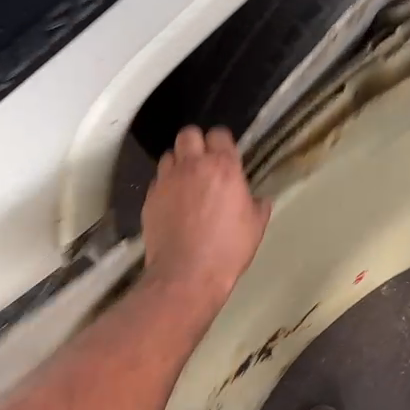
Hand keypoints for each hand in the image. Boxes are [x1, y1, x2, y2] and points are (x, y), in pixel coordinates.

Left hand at [141, 126, 269, 310]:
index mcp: (223, 167)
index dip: (222, 141)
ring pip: (168, 155)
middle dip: (195, 143)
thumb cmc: (227, 249)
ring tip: (185, 180)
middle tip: (202, 161)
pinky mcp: (150, 199)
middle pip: (188, 134)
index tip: (225, 154)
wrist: (186, 276)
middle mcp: (193, 166)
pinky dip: (165, 186)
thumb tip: (259, 200)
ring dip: (178, 163)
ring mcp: (168, 181)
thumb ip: (258, 205)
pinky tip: (172, 202)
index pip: (219, 134)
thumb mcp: (255, 226)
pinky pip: (157, 181)